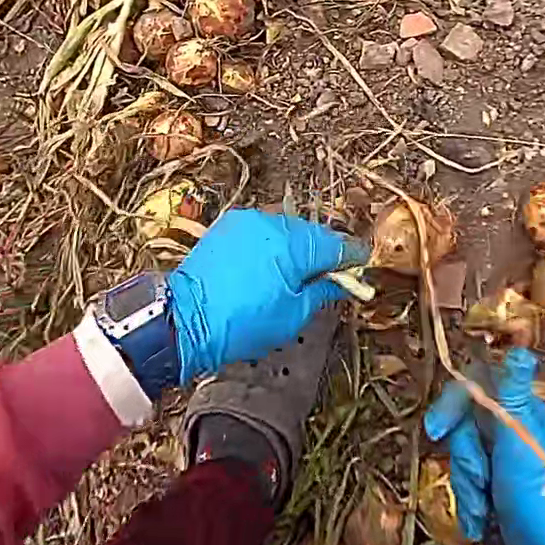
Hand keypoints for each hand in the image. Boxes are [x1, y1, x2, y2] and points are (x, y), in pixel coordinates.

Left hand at [168, 208, 361, 382]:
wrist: (183, 320)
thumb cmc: (240, 323)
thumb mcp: (291, 316)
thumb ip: (322, 292)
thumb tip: (340, 282)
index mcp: (293, 246)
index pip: (335, 245)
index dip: (351, 256)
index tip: (361, 263)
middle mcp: (274, 224)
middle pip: (312, 234)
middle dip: (323, 252)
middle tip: (330, 273)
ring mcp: (250, 220)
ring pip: (288, 229)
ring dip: (297, 246)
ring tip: (296, 272)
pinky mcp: (232, 224)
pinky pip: (264, 229)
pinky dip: (274, 242)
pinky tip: (271, 263)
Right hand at [423, 349, 544, 544]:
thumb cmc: (544, 500)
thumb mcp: (524, 443)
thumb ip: (514, 395)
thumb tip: (520, 347)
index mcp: (520, 411)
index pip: (475, 388)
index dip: (452, 404)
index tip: (436, 429)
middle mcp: (510, 429)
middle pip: (464, 426)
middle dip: (464, 458)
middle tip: (479, 481)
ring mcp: (503, 461)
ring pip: (463, 457)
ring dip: (467, 486)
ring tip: (483, 510)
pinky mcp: (496, 489)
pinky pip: (468, 483)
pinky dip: (470, 503)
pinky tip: (481, 522)